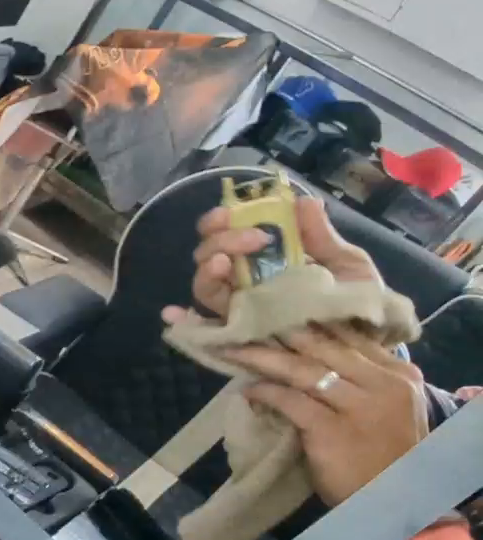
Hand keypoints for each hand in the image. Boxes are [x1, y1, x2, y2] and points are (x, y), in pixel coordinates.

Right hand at [163, 197, 380, 325]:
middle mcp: (242, 279)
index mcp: (263, 258)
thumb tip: (302, 201)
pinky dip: (182, 320)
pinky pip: (203, 325)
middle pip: (208, 256)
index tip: (231, 211)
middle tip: (253, 239)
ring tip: (223, 264)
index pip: (226, 234)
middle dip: (220, 242)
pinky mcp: (236, 331)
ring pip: (204, 285)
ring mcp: (236, 305)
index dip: (220, 222)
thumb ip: (320, 236)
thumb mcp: (346, 261)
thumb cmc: (355, 298)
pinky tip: (173, 314)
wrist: (366, 338)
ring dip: (206, 270)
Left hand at [223, 325, 428, 505]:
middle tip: (235, 320)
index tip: (266, 309)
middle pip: (320, 347)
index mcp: (396, 373)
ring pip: (301, 369)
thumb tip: (302, 351)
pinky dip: (264, 392)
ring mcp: (360, 406)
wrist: (393, 495)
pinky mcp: (334, 429)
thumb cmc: (378, 449)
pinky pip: (290, 401)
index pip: (347, 336)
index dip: (304, 321)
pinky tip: (245, 389)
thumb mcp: (377, 405)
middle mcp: (384, 383)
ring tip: (226, 348)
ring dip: (258, 357)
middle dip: (274, 331)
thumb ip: (352, 377)